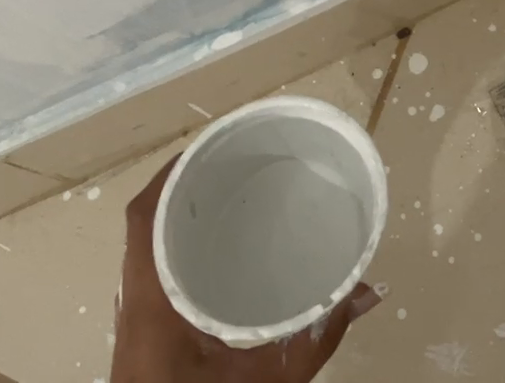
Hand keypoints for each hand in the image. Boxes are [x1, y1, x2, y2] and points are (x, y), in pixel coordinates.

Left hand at [113, 157, 381, 382]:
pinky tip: (215, 249)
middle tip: (230, 163)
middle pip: (144, 224)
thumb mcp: (268, 380)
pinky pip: (153, 274)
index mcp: (152, 302)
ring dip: (178, 216)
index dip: (168, 174)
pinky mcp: (143, 336)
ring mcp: (135, 320)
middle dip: (182, 187)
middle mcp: (134, 303)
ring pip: (146, 249)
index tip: (208, 145)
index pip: (144, 218)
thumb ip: (317, 336)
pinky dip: (179, 248)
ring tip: (225, 192)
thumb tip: (369, 291)